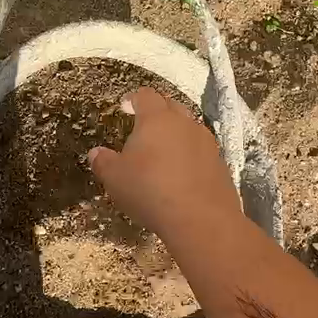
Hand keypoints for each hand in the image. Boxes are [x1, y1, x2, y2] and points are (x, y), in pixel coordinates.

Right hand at [89, 87, 240, 244]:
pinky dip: (191, 157)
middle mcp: (184, 124)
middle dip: (157, 112)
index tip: (125, 106)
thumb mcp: (115, 178)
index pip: (145, 96)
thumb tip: (96, 153)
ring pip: (189, 129)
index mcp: (156, 119)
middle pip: (171, 107)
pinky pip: (202, 152)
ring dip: (176, 135)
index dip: (134, 98)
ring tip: (163, 152)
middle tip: (144, 127)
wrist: (202, 221)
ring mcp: (207, 144)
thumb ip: (103, 162)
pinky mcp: (221, 166)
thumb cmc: (150, 190)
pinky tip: (182, 176)